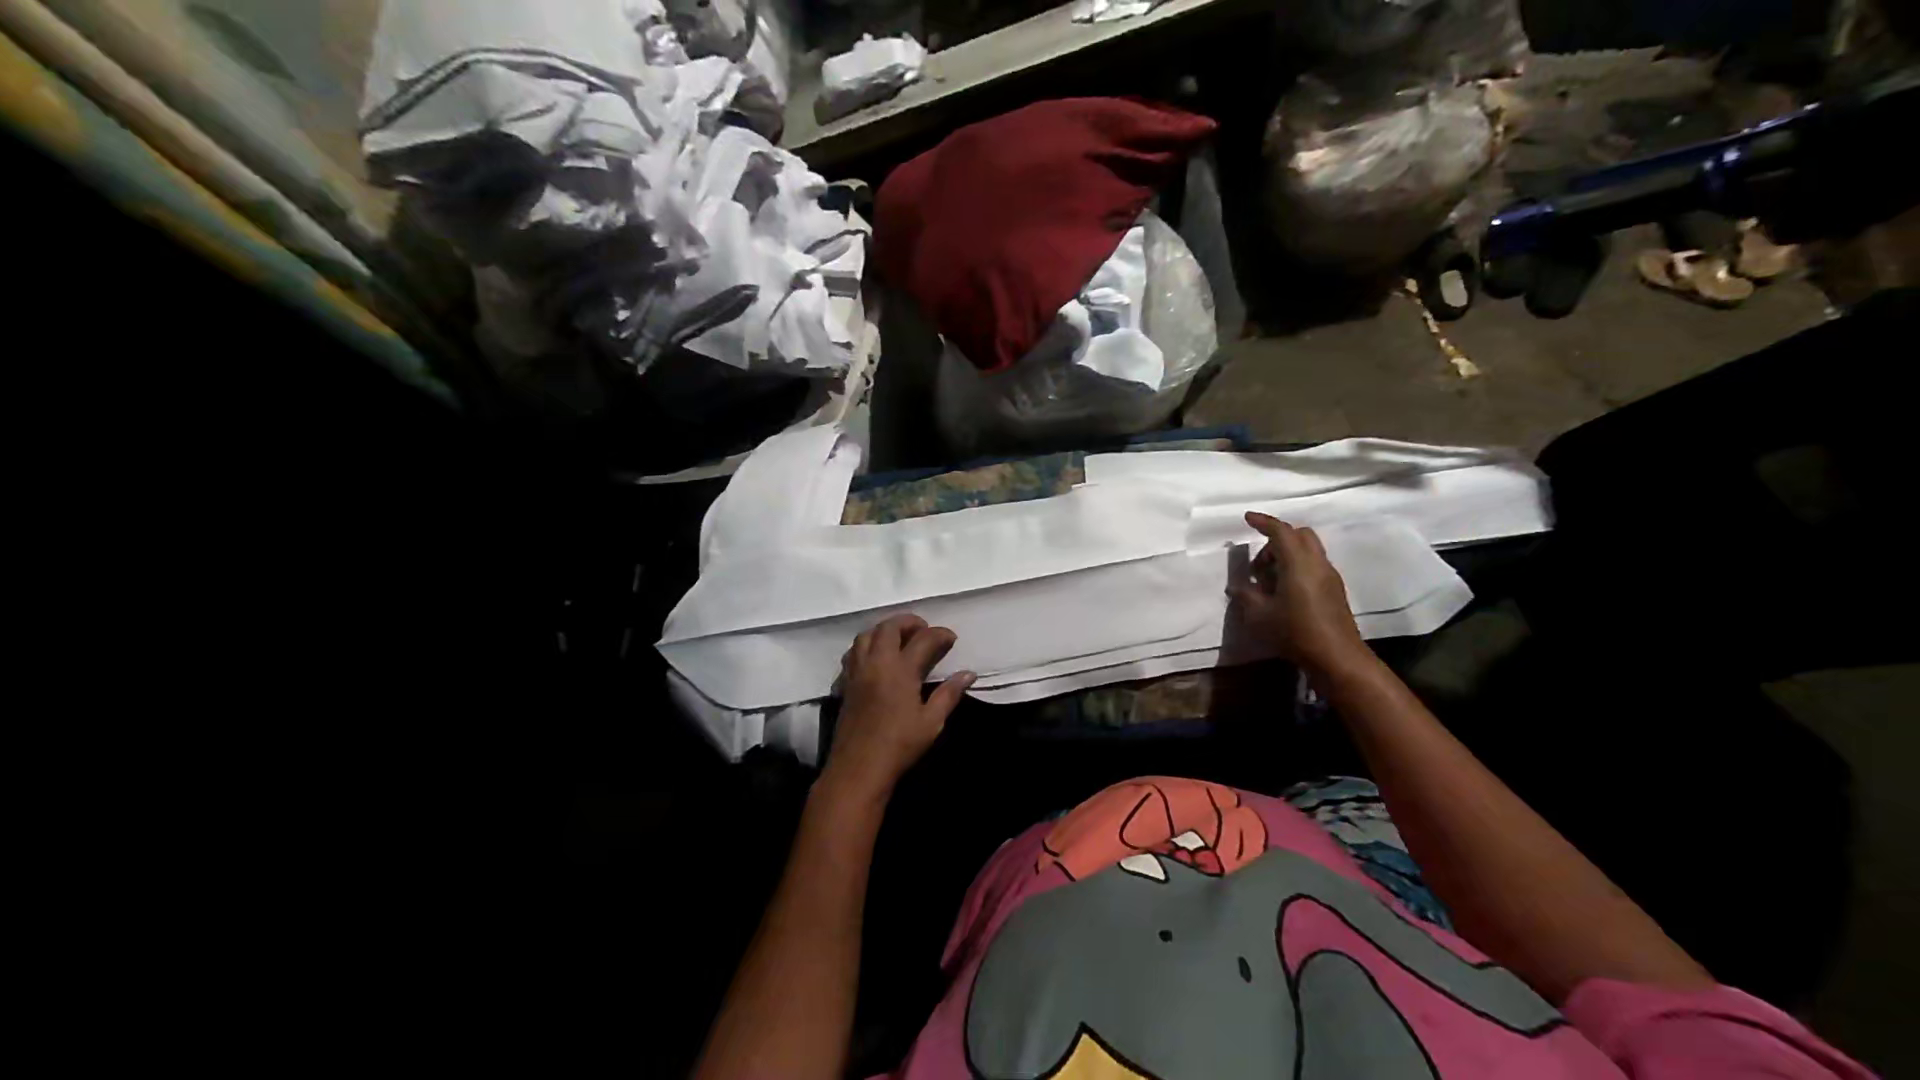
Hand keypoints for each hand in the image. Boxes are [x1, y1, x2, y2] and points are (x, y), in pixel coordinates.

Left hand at [826, 614, 973, 797]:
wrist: (858, 768)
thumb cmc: (899, 746)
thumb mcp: (931, 722)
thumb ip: (949, 694)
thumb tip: (968, 674)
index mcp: (900, 669)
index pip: (923, 639)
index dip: (940, 634)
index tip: (951, 638)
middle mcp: (876, 663)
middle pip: (889, 627)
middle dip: (909, 622)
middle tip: (924, 630)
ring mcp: (857, 672)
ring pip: (866, 635)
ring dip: (884, 630)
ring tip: (899, 639)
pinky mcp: (845, 684)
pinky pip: (852, 653)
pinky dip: (866, 646)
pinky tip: (876, 659)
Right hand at [1229, 512, 1369, 678]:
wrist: (1336, 657)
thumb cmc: (1294, 631)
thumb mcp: (1259, 615)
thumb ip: (1246, 596)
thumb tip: (1237, 587)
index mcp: (1298, 563)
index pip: (1281, 531)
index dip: (1263, 522)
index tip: (1247, 518)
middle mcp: (1317, 563)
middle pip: (1299, 535)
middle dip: (1276, 539)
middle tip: (1258, 562)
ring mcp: (1329, 576)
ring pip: (1308, 550)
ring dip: (1286, 555)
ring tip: (1268, 581)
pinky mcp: (1334, 590)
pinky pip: (1313, 565)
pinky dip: (1296, 567)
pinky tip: (1283, 592)